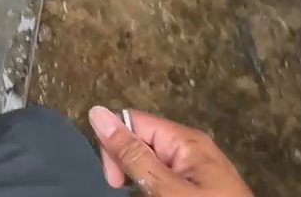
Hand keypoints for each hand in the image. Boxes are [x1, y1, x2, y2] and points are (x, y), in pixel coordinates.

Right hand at [87, 106, 252, 196]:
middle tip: (130, 192)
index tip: (116, 180)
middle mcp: (193, 147)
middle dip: (129, 164)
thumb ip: (133, 153)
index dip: (115, 146)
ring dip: (144, 178)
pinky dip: (160, 188)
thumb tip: (95, 111)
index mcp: (186, 139)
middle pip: (141, 140)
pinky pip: (169, 176)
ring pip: (153, 161)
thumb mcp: (167, 189)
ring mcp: (201, 169)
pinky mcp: (205, 187)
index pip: (131, 121)